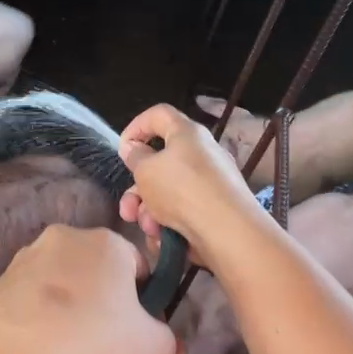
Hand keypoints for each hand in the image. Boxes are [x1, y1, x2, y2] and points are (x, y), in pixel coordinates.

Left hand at [0, 225, 179, 353]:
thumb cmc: (100, 341)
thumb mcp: (156, 348)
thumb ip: (167, 339)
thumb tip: (164, 340)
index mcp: (106, 242)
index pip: (137, 266)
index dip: (145, 302)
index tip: (142, 332)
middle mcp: (64, 238)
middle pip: (97, 277)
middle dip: (108, 314)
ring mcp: (27, 258)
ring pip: (63, 290)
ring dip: (74, 318)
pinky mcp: (1, 282)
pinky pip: (34, 302)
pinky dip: (44, 321)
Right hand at [116, 103, 261, 261]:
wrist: (229, 232)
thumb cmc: (182, 190)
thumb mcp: (145, 170)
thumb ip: (135, 157)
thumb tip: (134, 149)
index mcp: (187, 134)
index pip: (158, 115)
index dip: (135, 126)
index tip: (123, 149)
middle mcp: (202, 153)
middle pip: (160, 163)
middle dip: (138, 188)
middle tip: (128, 206)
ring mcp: (211, 182)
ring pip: (169, 191)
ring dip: (150, 210)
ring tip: (148, 228)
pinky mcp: (217, 208)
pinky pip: (185, 209)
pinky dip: (170, 222)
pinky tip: (162, 238)